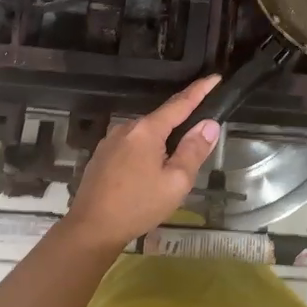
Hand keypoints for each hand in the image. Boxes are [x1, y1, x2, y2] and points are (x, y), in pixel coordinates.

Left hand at [61, 75, 221, 249]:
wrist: (91, 228)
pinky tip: (148, 174)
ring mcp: (110, 141)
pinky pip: (131, 146)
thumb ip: (193, 150)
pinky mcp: (102, 156)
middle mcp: (126, 128)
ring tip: (172, 168)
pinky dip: (146, 153)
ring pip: (145, 135)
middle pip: (161, 120)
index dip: (200, 90)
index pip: (180, 103)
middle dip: (181, 126)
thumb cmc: (138, 205)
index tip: (215, 77)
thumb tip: (209, 124)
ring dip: (162, 144)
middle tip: (199, 142)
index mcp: (147, 130)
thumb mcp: (176, 182)